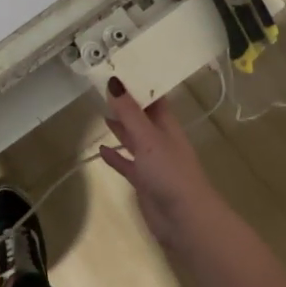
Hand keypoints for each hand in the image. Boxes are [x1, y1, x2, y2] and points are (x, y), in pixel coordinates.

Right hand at [100, 78, 223, 247]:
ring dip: (120, 127)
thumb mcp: (148, 138)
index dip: (138, 82)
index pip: (153, 97)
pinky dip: (115, 156)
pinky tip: (101, 150)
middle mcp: (160, 140)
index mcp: (166, 125)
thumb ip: (129, 112)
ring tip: (101, 112)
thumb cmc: (170, 173)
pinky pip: (126, 164)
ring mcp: (152, 162)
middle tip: (103, 86)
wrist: (184, 219)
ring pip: (133, 139)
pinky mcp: (143, 181)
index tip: (118, 66)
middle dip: (126, 103)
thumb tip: (113, 81)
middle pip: (141, 116)